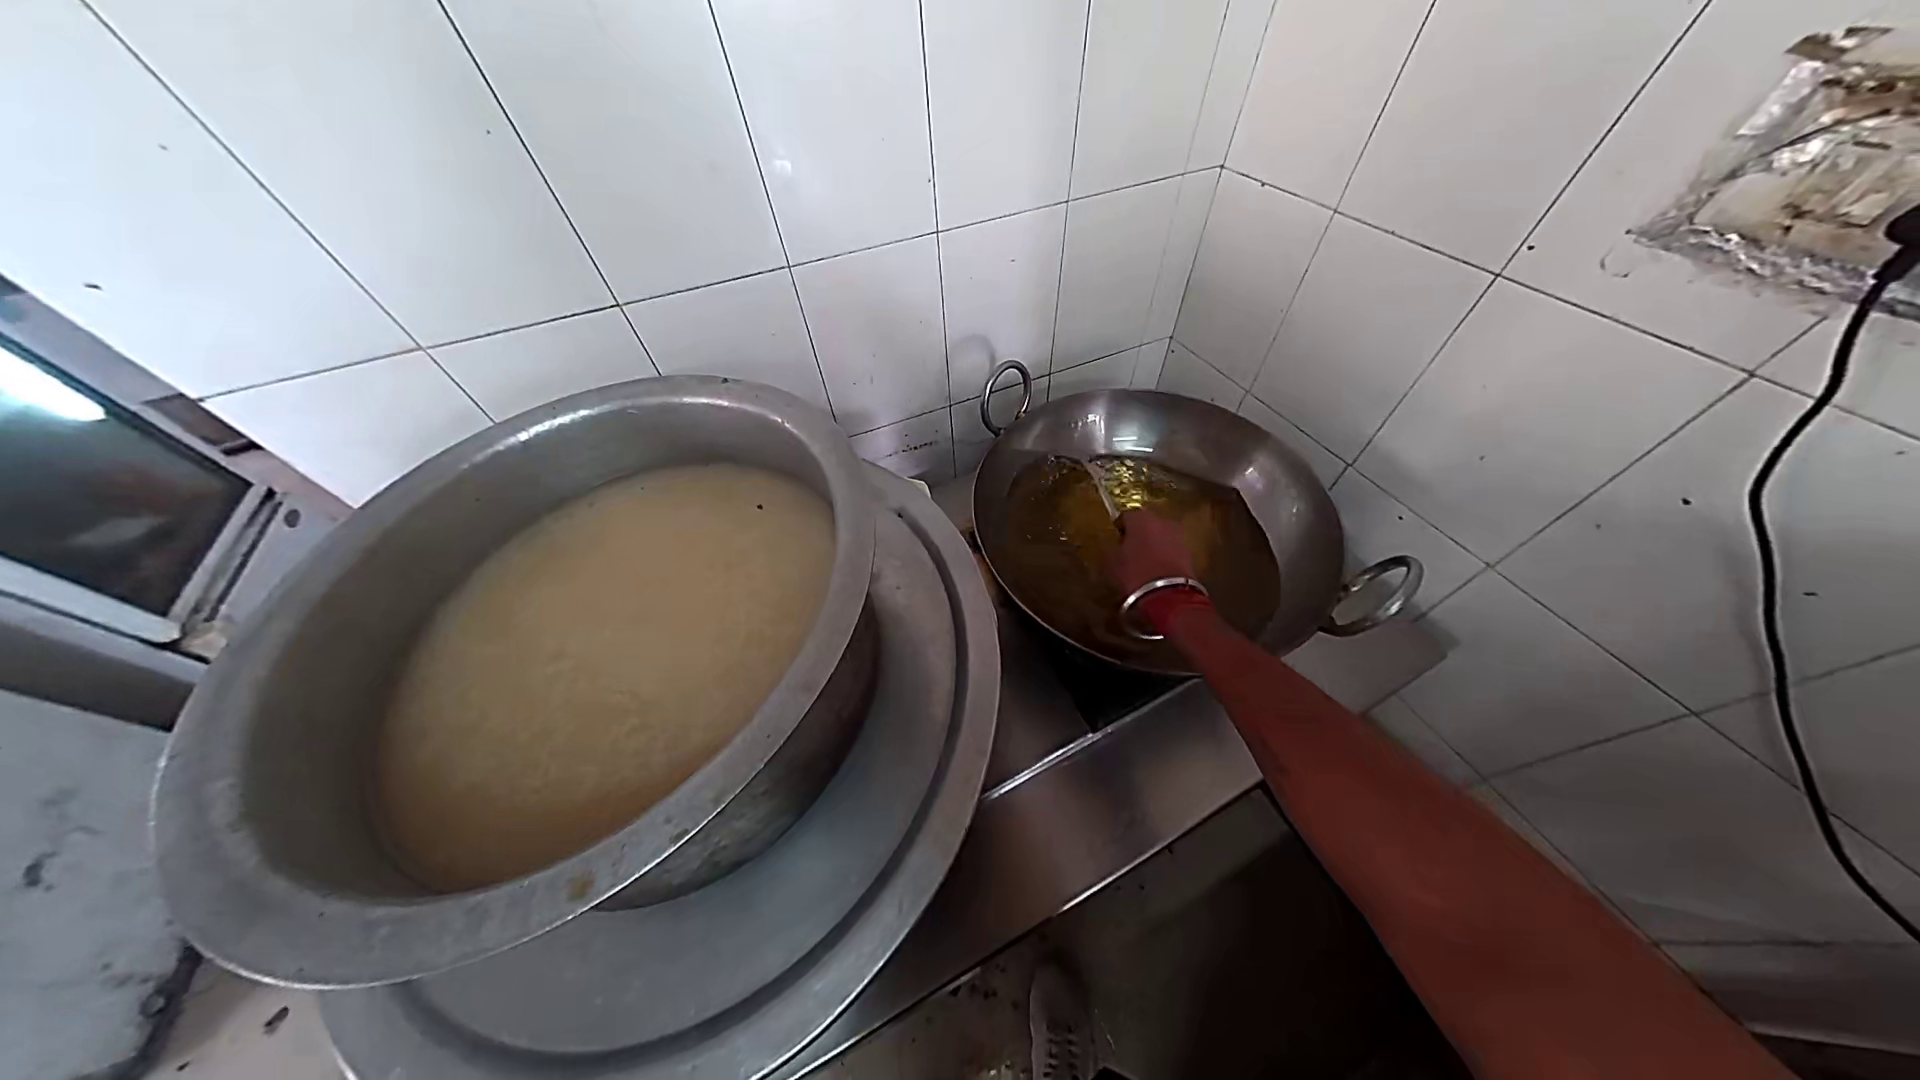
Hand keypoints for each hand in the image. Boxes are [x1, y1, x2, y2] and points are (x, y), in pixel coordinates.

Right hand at [1107, 510, 1196, 594]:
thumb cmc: (1133, 573)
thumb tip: (1118, 544)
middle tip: (1129, 548)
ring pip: (1161, 535)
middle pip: (1146, 523)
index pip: (1125, 516)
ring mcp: (1178, 535)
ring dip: (1153, 543)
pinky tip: (1157, 567)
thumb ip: (1114, 547)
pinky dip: (1164, 554)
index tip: (1115, 538)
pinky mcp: (1189, 551)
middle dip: (1138, 533)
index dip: (1119, 527)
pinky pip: (1171, 548)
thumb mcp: (1112, 561)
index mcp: (1140, 518)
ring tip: (1144, 559)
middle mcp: (1162, 520)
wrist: (1167, 595)